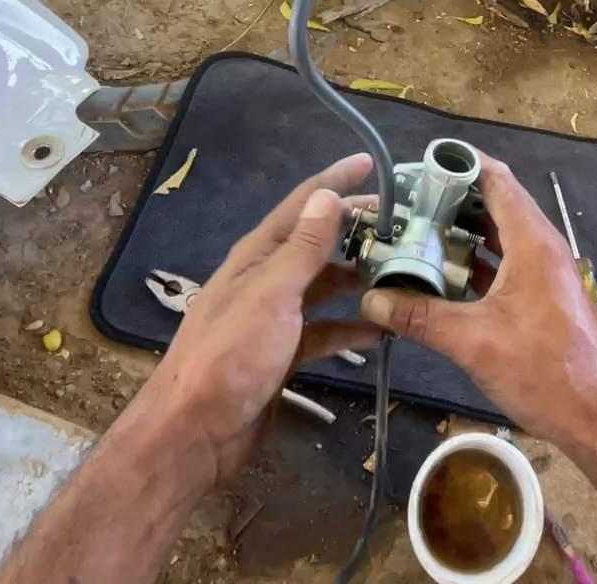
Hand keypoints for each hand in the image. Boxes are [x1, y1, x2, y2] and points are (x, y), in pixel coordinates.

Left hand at [132, 153, 383, 485]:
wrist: (194, 434)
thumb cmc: (231, 356)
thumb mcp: (272, 294)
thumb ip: (303, 247)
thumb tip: (328, 195)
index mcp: (259, 255)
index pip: (303, 203)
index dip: (336, 179)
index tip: (371, 163)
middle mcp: (267, 277)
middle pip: (318, 242)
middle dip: (356, 229)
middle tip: (401, 223)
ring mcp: (275, 315)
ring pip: (325, 284)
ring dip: (358, 276)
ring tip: (399, 272)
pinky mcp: (284, 351)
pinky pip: (325, 329)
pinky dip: (351, 326)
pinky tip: (380, 330)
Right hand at [358, 153, 596, 449]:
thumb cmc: (542, 368)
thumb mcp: (474, 341)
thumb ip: (421, 317)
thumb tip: (372, 301)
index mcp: (532, 241)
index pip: (498, 181)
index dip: (463, 165)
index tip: (425, 162)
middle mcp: (542, 246)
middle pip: (498, 204)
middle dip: (456, 198)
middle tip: (411, 201)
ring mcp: (545, 270)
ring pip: (502, 234)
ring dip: (466, 230)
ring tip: (421, 231)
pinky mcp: (544, 294)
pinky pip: (507, 260)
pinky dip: (479, 259)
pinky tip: (446, 273)